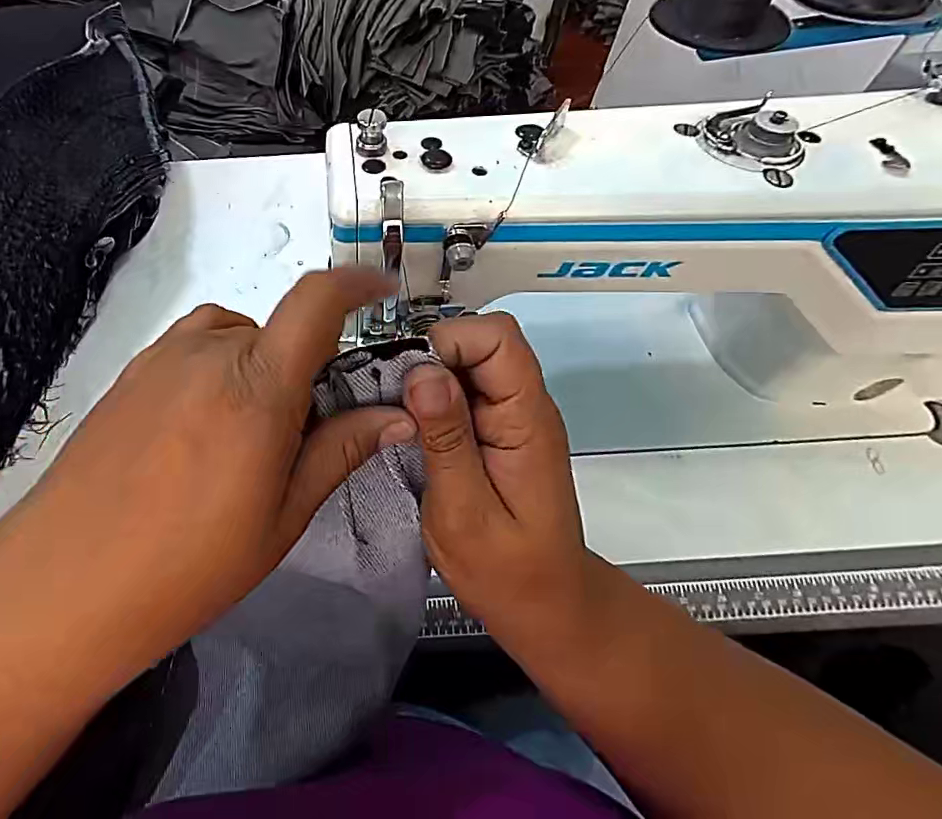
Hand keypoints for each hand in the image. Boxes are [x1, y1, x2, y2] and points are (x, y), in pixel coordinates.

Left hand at [0, 269, 415, 659]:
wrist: (62, 586)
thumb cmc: (185, 564)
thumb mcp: (282, 516)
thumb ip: (340, 451)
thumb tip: (396, 417)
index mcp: (257, 385)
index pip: (317, 301)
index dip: (356, 283)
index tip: (379, 292)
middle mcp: (209, 353)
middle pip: (278, 330)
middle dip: (304, 366)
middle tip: (300, 431)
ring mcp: (163, 358)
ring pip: (235, 336)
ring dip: (258, 365)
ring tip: (247, 433)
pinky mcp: (131, 373)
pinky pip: (193, 347)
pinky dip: (218, 367)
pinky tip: (201, 429)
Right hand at [403, 313, 601, 657]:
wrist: (546, 603)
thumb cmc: (511, 574)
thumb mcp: (465, 514)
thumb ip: (445, 442)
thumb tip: (423, 373)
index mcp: (528, 419)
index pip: (497, 338)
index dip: (448, 343)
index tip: (409, 378)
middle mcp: (524, 406)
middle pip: (480, 340)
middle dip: (430, 357)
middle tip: (395, 399)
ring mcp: (510, 415)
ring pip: (466, 361)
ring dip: (427, 378)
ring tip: (398, 416)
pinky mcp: (494, 427)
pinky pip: (461, 389)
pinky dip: (430, 398)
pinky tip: (410, 428)